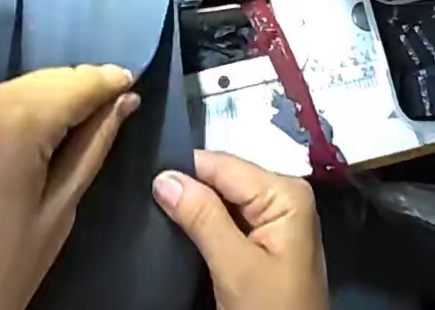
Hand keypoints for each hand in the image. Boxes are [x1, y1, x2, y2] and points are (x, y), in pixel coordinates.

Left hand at [0, 65, 140, 309]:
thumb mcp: (54, 216)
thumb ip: (93, 148)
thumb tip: (125, 102)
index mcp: (12, 119)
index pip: (79, 81)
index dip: (111, 81)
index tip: (135, 83)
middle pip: (48, 80)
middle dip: (81, 91)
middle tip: (114, 108)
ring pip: (19, 88)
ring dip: (48, 101)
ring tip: (73, 128)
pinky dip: (14, 112)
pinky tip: (27, 140)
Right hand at [153, 150, 327, 309]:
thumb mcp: (235, 269)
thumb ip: (202, 218)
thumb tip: (164, 178)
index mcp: (286, 191)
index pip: (226, 165)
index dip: (187, 168)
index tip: (149, 176)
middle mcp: (284, 194)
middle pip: (226, 179)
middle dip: (192, 186)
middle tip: (151, 193)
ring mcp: (277, 218)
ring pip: (225, 198)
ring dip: (196, 205)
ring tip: (160, 204)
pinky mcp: (267, 240)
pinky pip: (231, 218)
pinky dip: (208, 223)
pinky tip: (184, 226)